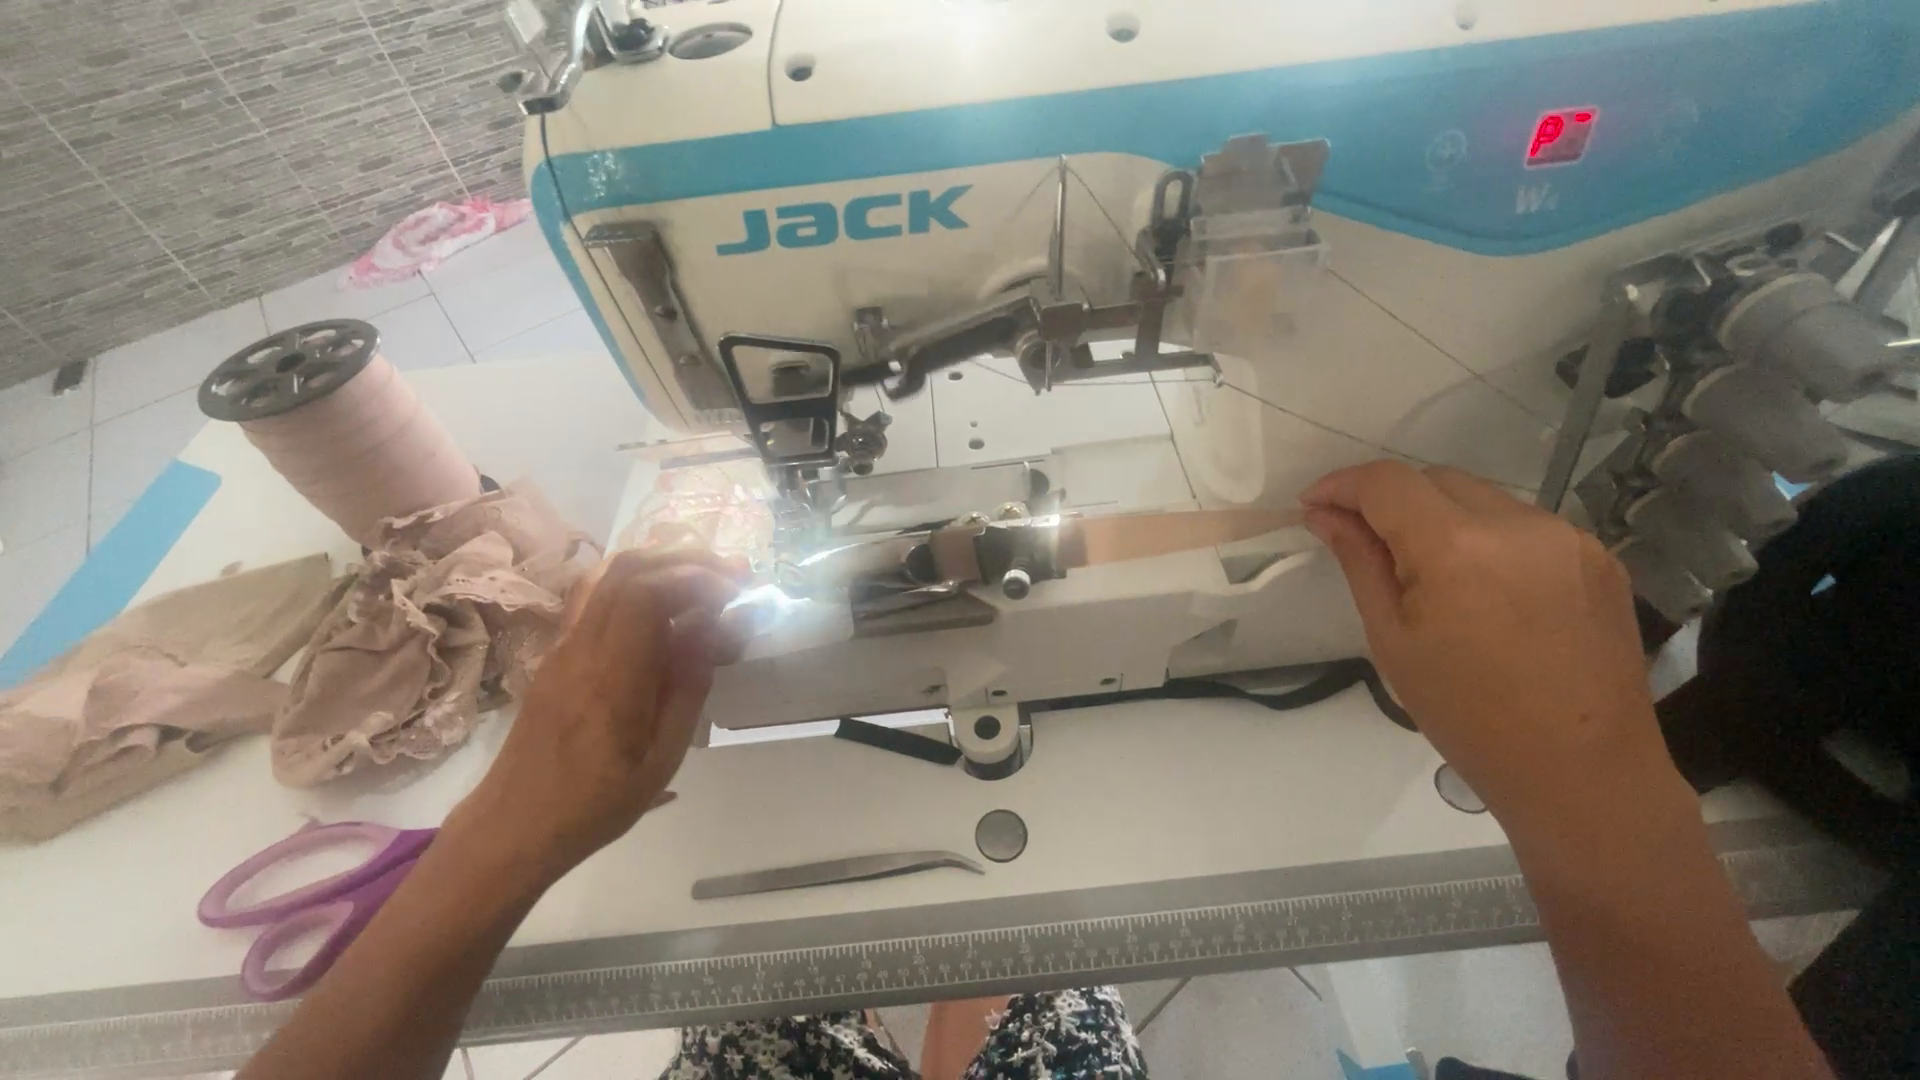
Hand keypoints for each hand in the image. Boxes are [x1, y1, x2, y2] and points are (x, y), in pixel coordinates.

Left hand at [448, 537, 749, 880]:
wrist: (513, 825)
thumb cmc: (595, 803)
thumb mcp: (660, 759)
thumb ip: (688, 689)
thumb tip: (711, 629)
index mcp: (612, 674)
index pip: (650, 592)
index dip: (698, 577)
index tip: (736, 591)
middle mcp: (582, 646)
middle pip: (628, 568)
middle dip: (685, 559)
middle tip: (729, 575)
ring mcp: (563, 646)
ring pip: (606, 575)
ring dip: (657, 564)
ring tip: (700, 578)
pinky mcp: (555, 655)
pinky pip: (593, 598)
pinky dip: (634, 583)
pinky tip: (662, 607)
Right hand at [1301, 462, 1687, 838]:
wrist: (1581, 771)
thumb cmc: (1465, 714)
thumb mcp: (1391, 639)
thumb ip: (1359, 562)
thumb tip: (1323, 514)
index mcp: (1457, 549)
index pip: (1387, 482)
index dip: (1341, 485)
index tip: (1313, 505)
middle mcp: (1519, 525)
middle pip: (1435, 480)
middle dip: (1390, 500)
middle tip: (1362, 542)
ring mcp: (1569, 537)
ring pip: (1482, 498)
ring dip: (1440, 517)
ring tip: (1427, 572)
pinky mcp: (1600, 557)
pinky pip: (1524, 525)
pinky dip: (1488, 538)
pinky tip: (1483, 588)